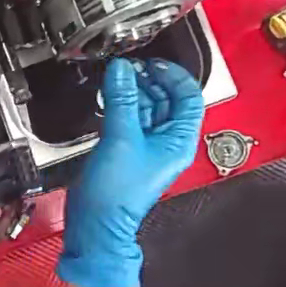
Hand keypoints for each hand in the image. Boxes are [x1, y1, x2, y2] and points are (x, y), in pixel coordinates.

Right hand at [58, 58, 204, 286]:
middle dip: (151, 80)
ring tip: (120, 78)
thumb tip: (122, 70)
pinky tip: (112, 94)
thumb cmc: (117, 195)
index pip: (190, 98)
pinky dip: (123, 104)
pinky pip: (131, 118)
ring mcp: (147, 145)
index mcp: (179, 141)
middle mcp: (167, 142)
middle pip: (168, 99)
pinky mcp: (128, 147)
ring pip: (148, 107)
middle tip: (132, 68)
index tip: (155, 64)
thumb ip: (122, 99)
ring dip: (135, 90)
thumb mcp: (121, 137)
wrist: (96, 222)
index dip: (174, 76)